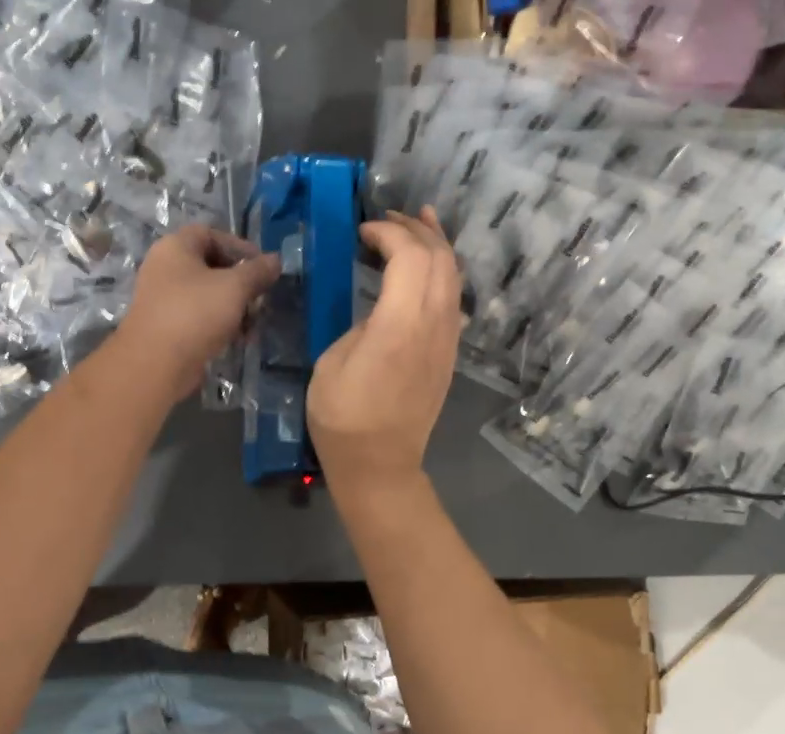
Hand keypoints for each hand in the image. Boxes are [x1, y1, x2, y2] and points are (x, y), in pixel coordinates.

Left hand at [116, 225, 280, 400]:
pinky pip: (198, 318)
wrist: (156, 364)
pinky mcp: (166, 328)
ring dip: (233, 308)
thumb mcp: (234, 288)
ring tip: (252, 325)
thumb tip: (275, 261)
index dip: (239, 247)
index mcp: (175, 247)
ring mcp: (163, 300)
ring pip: (206, 296)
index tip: (263, 266)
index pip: (211, 234)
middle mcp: (164, 268)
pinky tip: (236, 340)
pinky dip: (218, 324)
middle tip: (260, 298)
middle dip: (240, 283)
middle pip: (210, 267)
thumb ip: (257, 272)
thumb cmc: (195, 314)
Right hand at [308, 208, 461, 492]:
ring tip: (420, 224)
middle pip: (439, 258)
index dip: (389, 232)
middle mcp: (433, 325)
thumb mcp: (331, 363)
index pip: (410, 255)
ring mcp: (447, 340)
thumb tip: (377, 315)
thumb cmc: (343, 419)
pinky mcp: (448, 356)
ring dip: (436, 247)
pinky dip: (442, 274)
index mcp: (400, 323)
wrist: (380, 465)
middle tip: (389, 218)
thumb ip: (359, 326)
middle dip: (416, 229)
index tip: (363, 231)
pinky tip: (429, 272)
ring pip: (453, 277)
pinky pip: (453, 300)